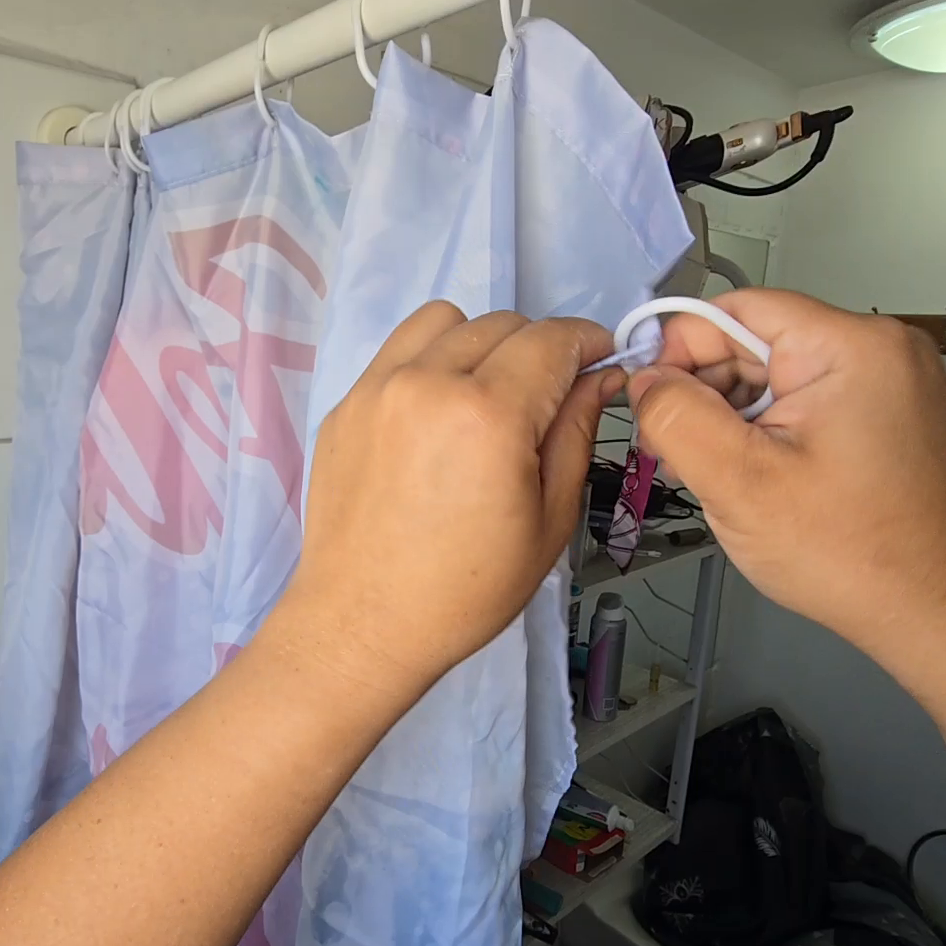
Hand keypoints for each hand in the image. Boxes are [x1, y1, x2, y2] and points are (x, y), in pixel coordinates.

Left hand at [275, 302, 622, 702]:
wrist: (362, 624)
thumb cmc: (464, 592)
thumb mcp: (548, 522)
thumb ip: (576, 435)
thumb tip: (599, 378)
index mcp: (487, 414)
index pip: (551, 340)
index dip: (588, 343)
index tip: (600, 361)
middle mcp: (426, 383)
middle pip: (501, 324)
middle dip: (538, 348)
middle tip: (546, 397)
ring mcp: (375, 390)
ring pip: (444, 322)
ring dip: (479, 343)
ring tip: (484, 396)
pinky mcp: (344, 407)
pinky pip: (397, 353)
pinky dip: (429, 362)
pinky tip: (433, 416)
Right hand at [628, 289, 945, 654]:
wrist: (929, 611)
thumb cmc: (843, 550)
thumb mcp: (736, 480)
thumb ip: (675, 416)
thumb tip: (643, 378)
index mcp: (851, 346)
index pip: (737, 310)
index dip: (677, 350)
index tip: (644, 405)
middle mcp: (876, 349)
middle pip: (751, 343)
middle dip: (700, 394)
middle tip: (675, 456)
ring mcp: (883, 383)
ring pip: (766, 376)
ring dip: (723, 419)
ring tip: (715, 476)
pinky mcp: (879, 415)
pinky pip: (793, 402)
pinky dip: (755, 433)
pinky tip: (747, 476)